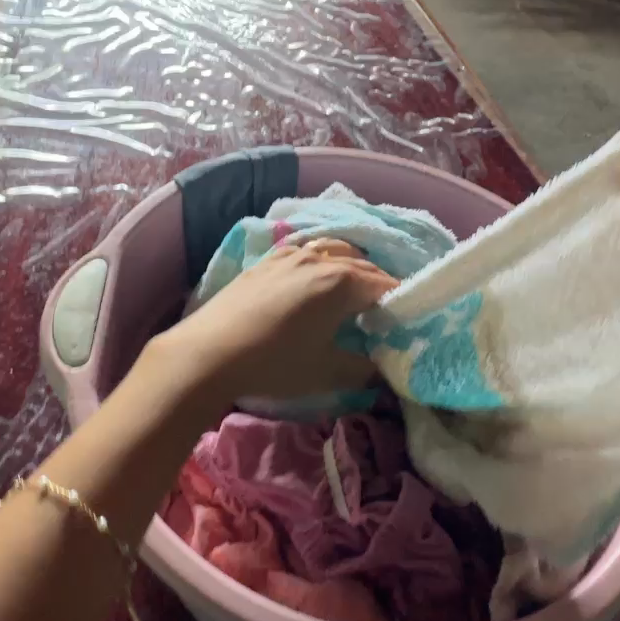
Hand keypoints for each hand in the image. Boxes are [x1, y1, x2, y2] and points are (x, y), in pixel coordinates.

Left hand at [149, 238, 396, 404]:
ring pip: (335, 249)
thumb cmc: (275, 363)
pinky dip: (322, 257)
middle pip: (363, 264)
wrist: (210, 351)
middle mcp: (321, 257)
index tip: (408, 321)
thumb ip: (364, 367)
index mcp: (342, 282)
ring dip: (351, 265)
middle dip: (379, 284)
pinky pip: (307, 248)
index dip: (402, 302)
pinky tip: (316, 275)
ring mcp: (291, 253)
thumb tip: (382, 364)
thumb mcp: (328, 373)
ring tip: (353, 291)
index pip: (386, 286)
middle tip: (385, 311)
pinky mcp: (268, 259)